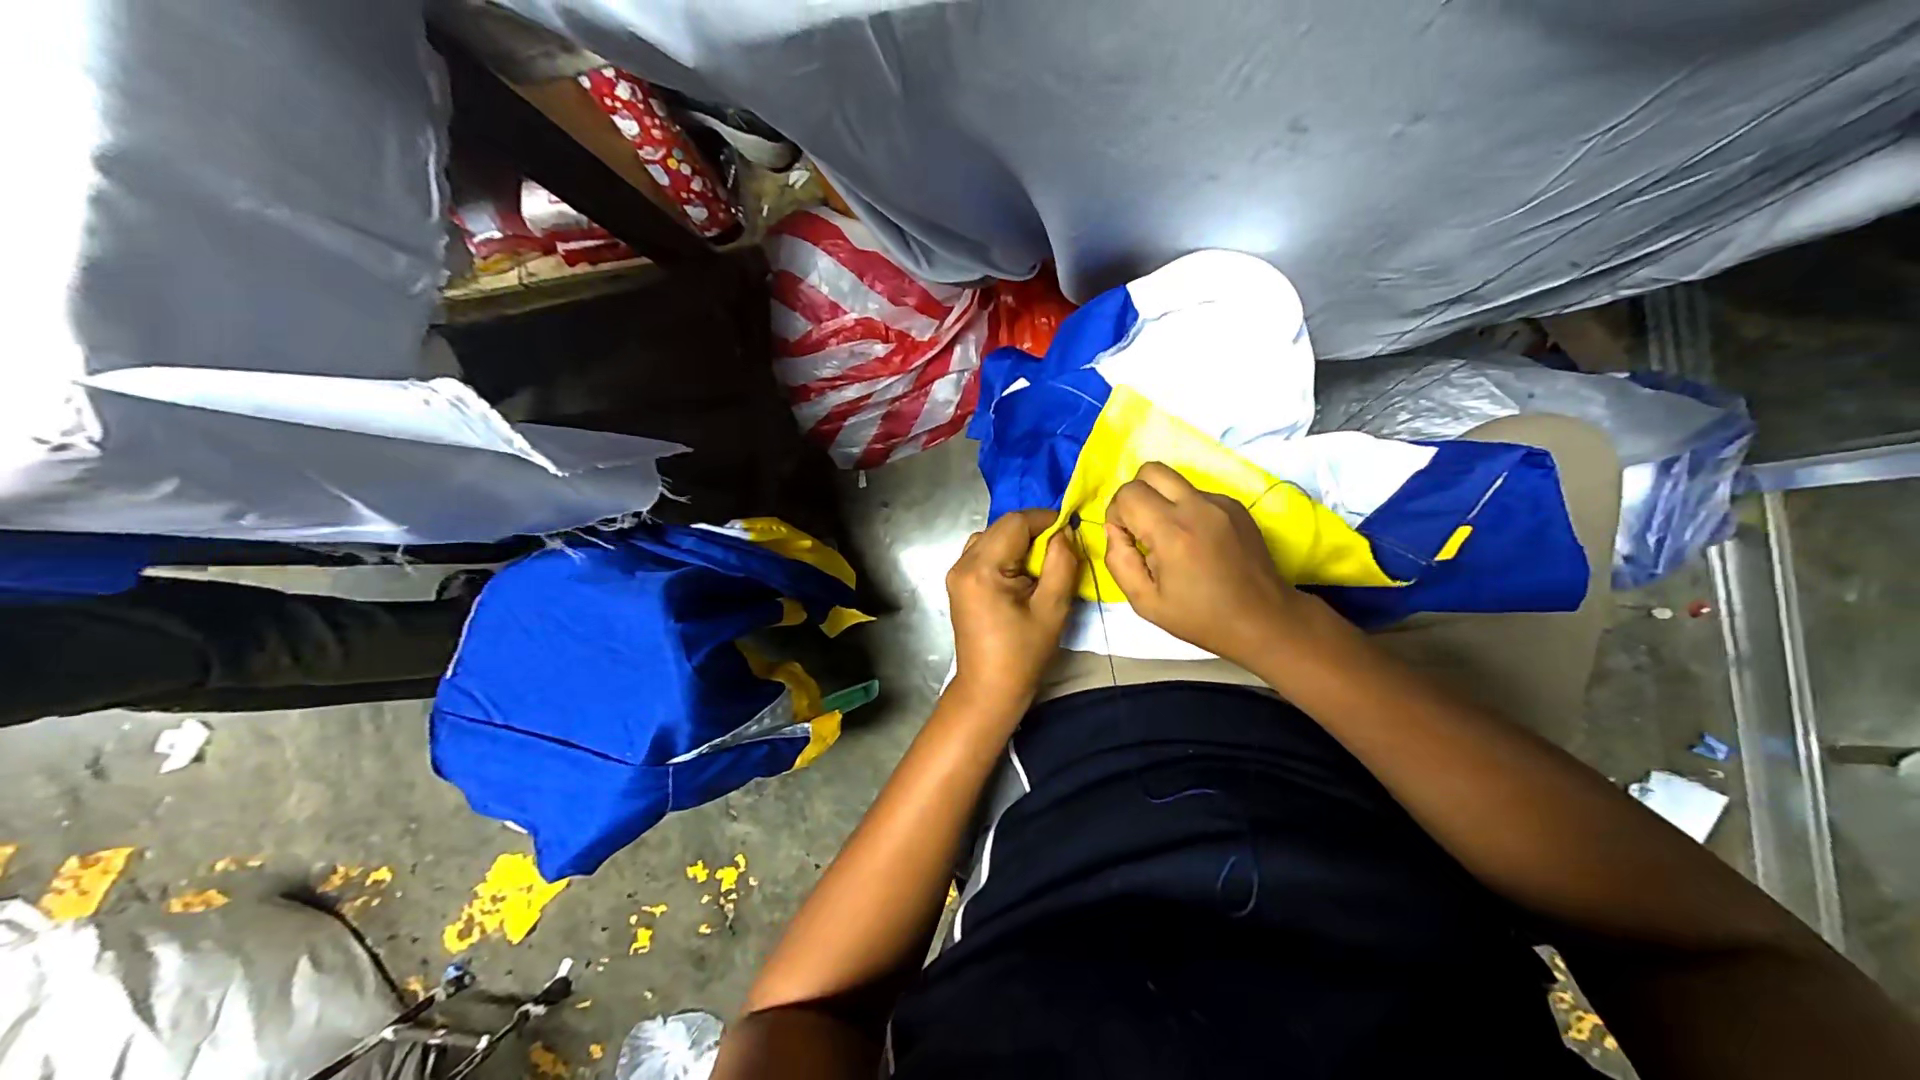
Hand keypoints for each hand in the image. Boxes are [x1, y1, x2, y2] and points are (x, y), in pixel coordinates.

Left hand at [946, 508, 1079, 711]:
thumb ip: (1061, 563)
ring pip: (992, 537)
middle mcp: (962, 563)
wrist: (988, 689)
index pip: (1015, 522)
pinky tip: (1023, 574)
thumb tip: (1064, 531)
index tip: (1071, 531)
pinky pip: (984, 552)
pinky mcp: (958, 582)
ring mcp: (956, 572)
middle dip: (1034, 531)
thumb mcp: (1052, 608)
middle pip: (1001, 527)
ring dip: (1020, 542)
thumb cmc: (1023, 654)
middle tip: (1061, 549)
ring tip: (1043, 563)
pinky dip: (1006, 553)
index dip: (1046, 519)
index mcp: (981, 569)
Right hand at [1104, 462, 1332, 667]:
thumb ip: (1118, 561)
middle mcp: (1198, 507)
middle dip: (1136, 495)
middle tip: (1141, 528)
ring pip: (1175, 481)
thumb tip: (1115, 531)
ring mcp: (1221, 503)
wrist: (1263, 619)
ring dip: (1162, 502)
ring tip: (1171, 539)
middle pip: (1150, 470)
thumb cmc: (1201, 617)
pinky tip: (1197, 543)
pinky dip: (1186, 511)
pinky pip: (1197, 495)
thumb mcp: (1145, 602)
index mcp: (1173, 532)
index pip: (1128, 494)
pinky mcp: (1236, 506)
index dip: (1117, 514)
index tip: (1126, 540)